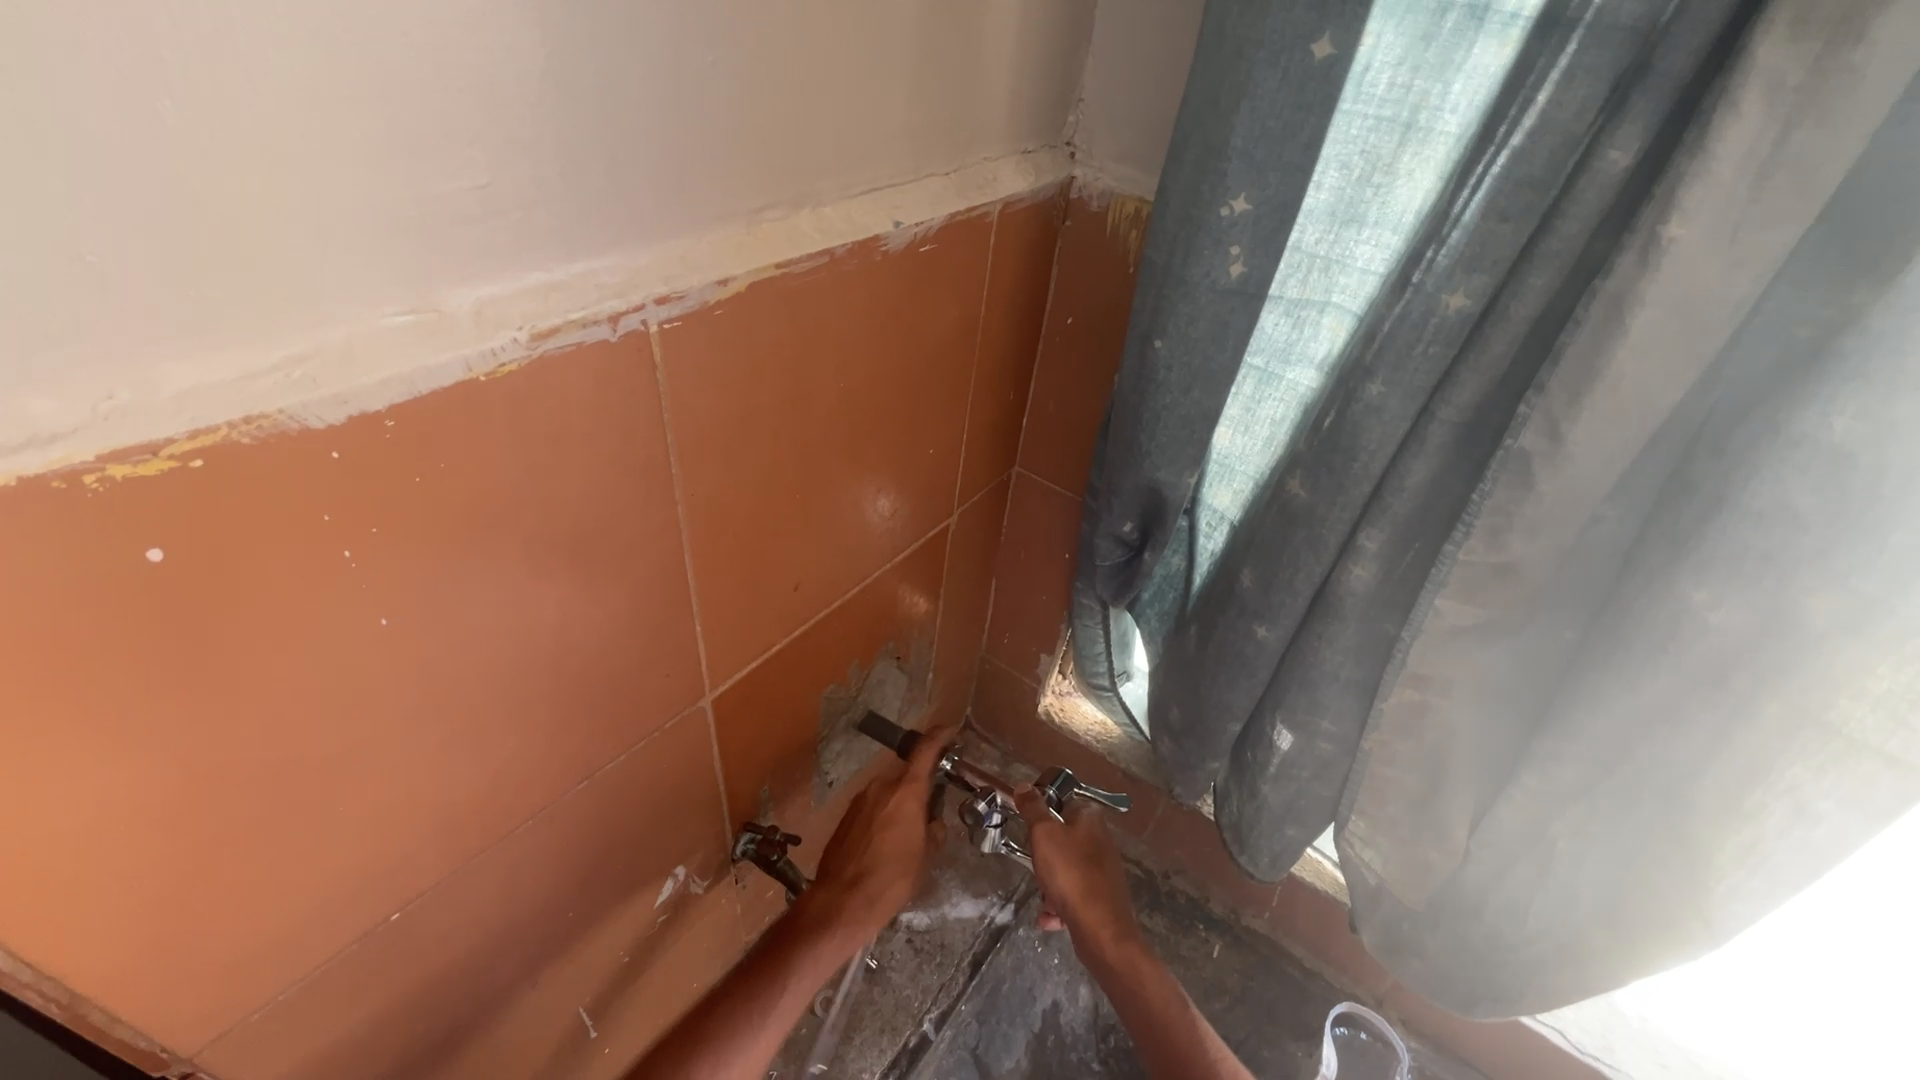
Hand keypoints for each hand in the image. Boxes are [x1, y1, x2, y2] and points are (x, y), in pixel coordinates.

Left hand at [801, 721, 952, 943]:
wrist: (842, 901)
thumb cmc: (892, 879)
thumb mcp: (925, 857)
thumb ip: (933, 831)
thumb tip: (933, 822)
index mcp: (907, 791)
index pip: (925, 750)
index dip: (940, 736)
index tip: (951, 730)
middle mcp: (881, 787)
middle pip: (906, 778)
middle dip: (919, 791)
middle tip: (929, 816)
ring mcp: (860, 800)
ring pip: (888, 794)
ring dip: (899, 807)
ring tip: (905, 839)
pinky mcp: (845, 817)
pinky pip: (871, 808)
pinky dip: (881, 819)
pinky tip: (883, 846)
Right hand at [1015, 788, 1141, 953]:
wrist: (1101, 928)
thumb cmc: (1070, 873)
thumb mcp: (1044, 834)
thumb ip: (1033, 809)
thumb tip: (1024, 785)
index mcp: (1091, 819)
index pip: (1066, 804)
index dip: (1045, 815)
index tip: (1030, 829)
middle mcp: (1101, 841)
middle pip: (1063, 841)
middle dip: (1045, 859)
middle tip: (1037, 867)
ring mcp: (1103, 872)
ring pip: (1066, 871)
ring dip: (1050, 886)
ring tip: (1046, 899)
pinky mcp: (1102, 898)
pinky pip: (1073, 896)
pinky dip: (1060, 907)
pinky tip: (1050, 918)